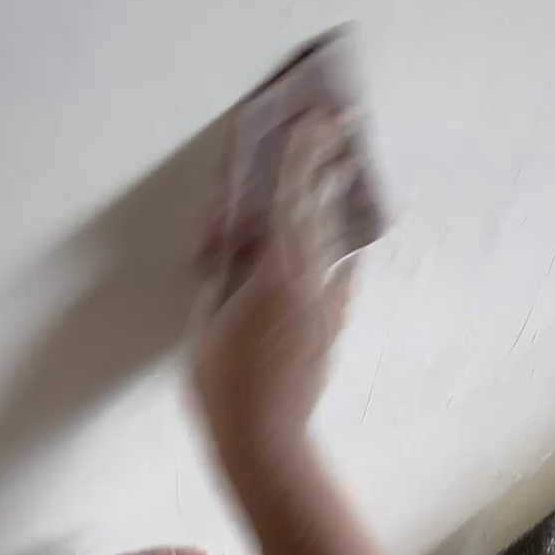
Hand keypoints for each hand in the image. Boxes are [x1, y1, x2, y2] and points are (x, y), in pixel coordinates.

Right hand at [191, 111, 361, 472]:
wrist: (266, 438)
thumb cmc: (221, 384)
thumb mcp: (206, 322)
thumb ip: (226, 277)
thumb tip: (239, 244)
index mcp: (275, 275)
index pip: (292, 200)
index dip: (305, 154)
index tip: (318, 115)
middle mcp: (312, 282)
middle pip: (325, 210)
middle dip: (334, 161)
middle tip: (348, 122)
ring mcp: (329, 304)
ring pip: (339, 239)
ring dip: (339, 200)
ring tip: (344, 168)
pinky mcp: (333, 326)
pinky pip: (342, 273)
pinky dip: (341, 246)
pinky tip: (341, 239)